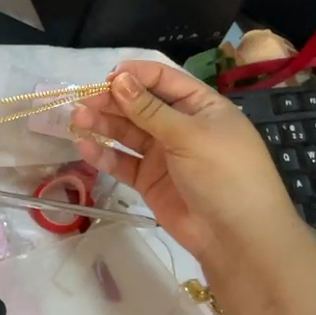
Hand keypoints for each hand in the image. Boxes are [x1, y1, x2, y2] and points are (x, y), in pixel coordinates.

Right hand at [71, 60, 298, 268]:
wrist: (238, 238)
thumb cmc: (225, 174)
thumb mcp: (189, 135)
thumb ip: (149, 108)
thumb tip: (118, 78)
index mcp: (201, 107)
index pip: (163, 80)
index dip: (135, 76)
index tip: (106, 79)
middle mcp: (180, 126)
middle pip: (139, 105)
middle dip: (111, 101)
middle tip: (83, 101)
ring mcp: (163, 154)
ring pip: (126, 132)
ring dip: (102, 124)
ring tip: (76, 120)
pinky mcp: (149, 180)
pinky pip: (122, 161)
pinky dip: (103, 154)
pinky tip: (85, 148)